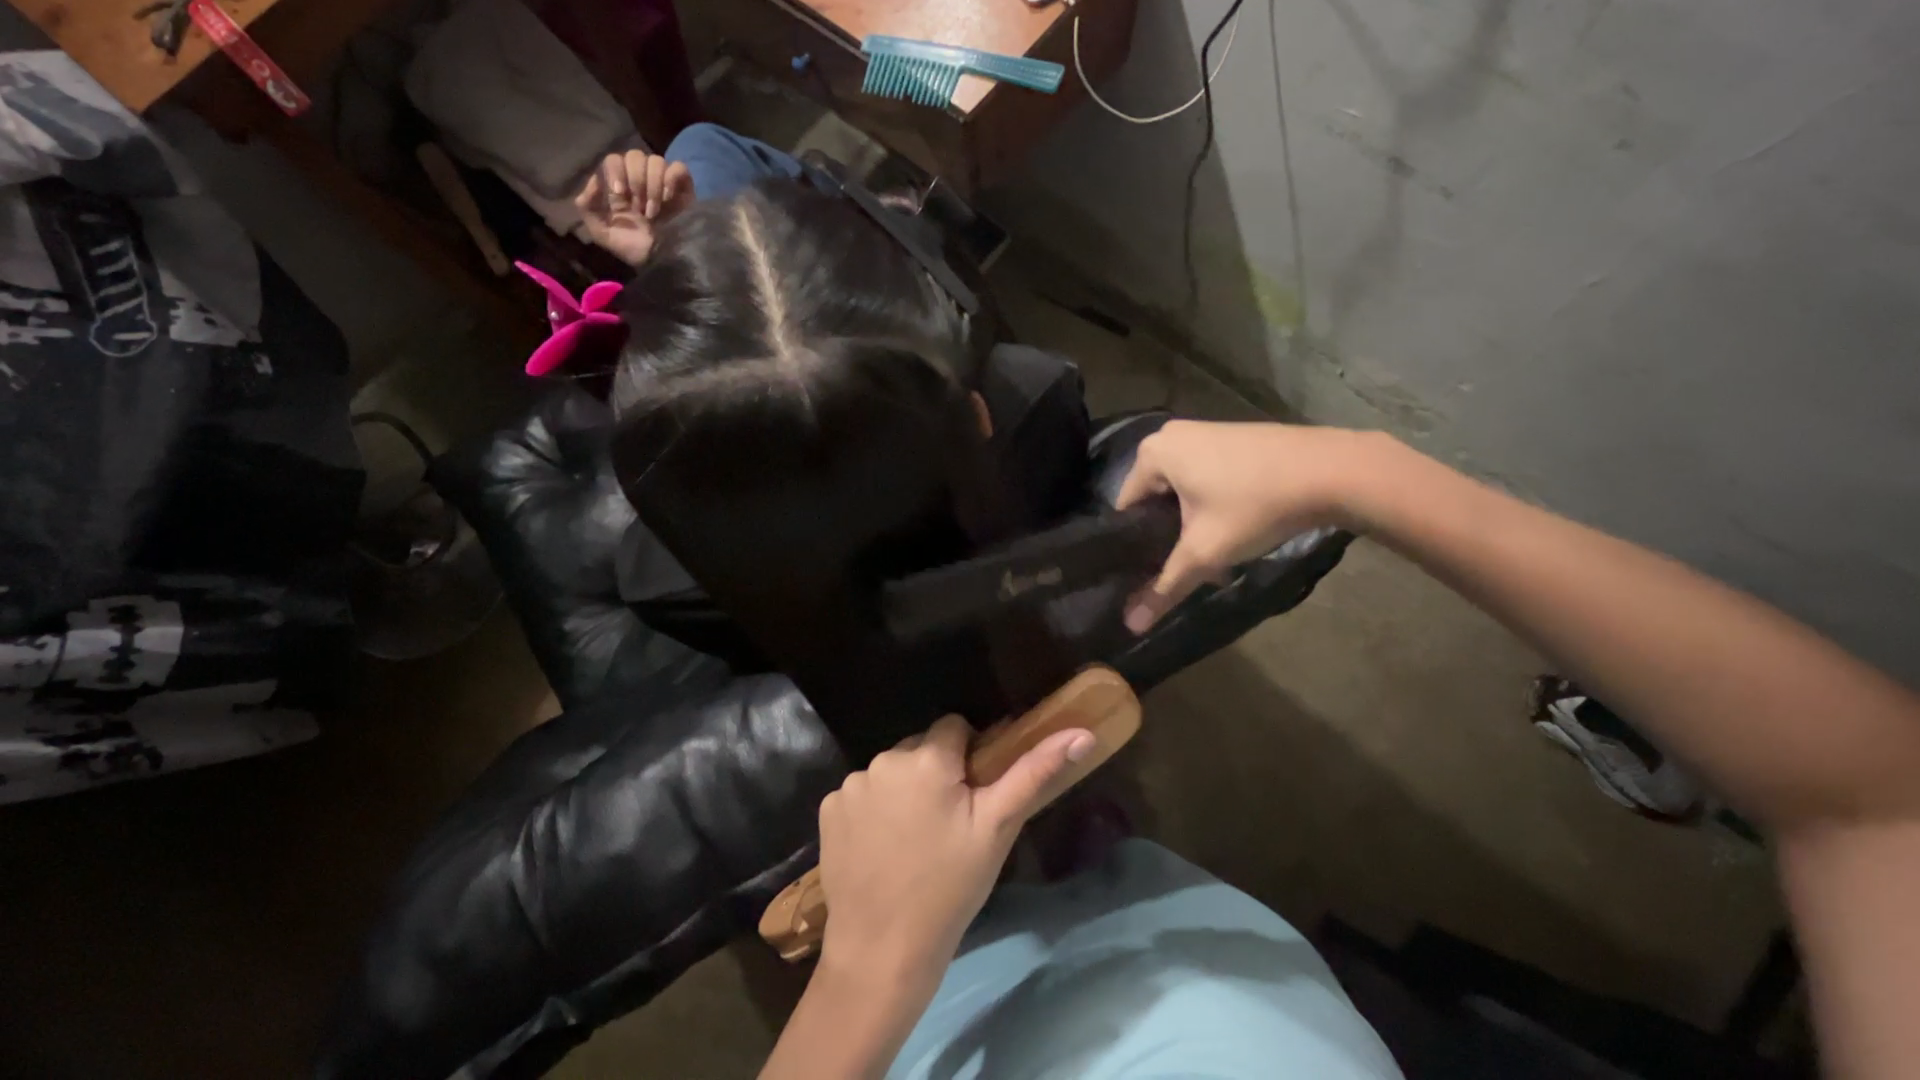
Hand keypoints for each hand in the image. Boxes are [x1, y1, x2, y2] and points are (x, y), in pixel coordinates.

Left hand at [574, 150, 693, 265]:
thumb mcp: (600, 231)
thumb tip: (596, 179)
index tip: (620, 193)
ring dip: (652, 186)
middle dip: (636, 180)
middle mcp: (641, 178)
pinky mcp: (683, 188)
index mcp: (620, 184)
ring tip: (653, 212)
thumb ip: (587, 206)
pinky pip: (678, 168)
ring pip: (657, 161)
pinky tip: (667, 198)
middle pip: (636, 155)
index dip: (616, 170)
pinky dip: (671, 179)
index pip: (615, 159)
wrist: (657, 262)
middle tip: (638, 207)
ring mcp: (663, 181)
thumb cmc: (629, 247)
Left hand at [816, 715, 1094, 986]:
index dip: (969, 757)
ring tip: (914, 840)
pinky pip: (862, 793)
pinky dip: (874, 810)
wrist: (884, 949)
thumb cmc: (950, 887)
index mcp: (926, 758)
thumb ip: (1035, 772)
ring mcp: (850, 784)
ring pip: (891, 771)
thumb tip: (1081, 732)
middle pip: (921, 748)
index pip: (955, 727)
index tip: (973, 797)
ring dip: (904, 790)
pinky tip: (883, 848)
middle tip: (948, 823)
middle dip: (936, 773)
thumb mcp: (998, 828)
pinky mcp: (828, 810)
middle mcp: (882, 759)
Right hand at [1116, 420, 1389, 631]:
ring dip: (1195, 527)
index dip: (1135, 547)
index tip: (1154, 574)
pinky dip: (1215, 507)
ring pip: (1184, 492)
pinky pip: (1207, 479)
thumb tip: (1130, 626)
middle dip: (1170, 539)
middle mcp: (1172, 435)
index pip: (1125, 510)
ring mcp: (1206, 433)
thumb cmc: (1254, 506)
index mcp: (1152, 452)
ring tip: (1216, 558)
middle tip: (1190, 569)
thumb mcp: (1204, 552)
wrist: (1333, 471)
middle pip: (1154, 501)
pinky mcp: (1235, 439)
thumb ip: (1164, 588)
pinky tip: (1237, 530)